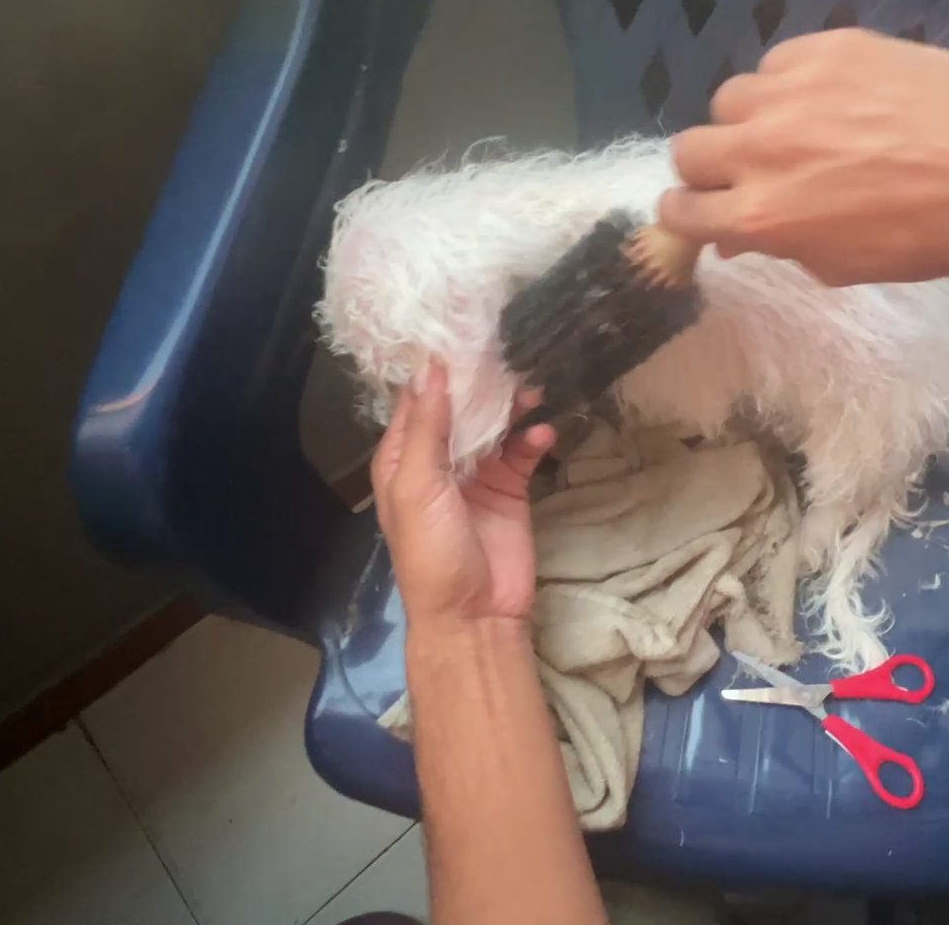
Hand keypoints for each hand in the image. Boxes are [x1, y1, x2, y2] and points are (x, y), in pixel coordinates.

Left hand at [372, 363, 555, 625]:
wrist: (475, 612)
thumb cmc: (432, 550)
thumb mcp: (418, 487)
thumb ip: (427, 429)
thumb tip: (431, 370)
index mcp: (405, 459)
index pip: (418, 402)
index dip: (436, 371)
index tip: (461, 336)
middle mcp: (440, 460)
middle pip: (461, 409)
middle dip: (481, 385)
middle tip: (507, 357)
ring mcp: (478, 473)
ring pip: (495, 426)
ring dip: (512, 409)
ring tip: (533, 393)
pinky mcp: (512, 487)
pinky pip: (523, 452)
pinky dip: (534, 439)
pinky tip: (543, 435)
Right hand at [659, 29, 948, 285]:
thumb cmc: (924, 239)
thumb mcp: (840, 264)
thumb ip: (776, 245)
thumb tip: (733, 234)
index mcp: (762, 216)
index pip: (680, 209)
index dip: (683, 213)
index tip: (700, 210)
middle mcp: (760, 150)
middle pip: (688, 149)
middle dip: (709, 167)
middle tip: (748, 171)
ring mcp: (791, 92)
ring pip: (730, 99)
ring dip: (749, 120)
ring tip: (796, 127)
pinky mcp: (827, 48)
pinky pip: (777, 61)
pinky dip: (790, 83)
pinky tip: (831, 96)